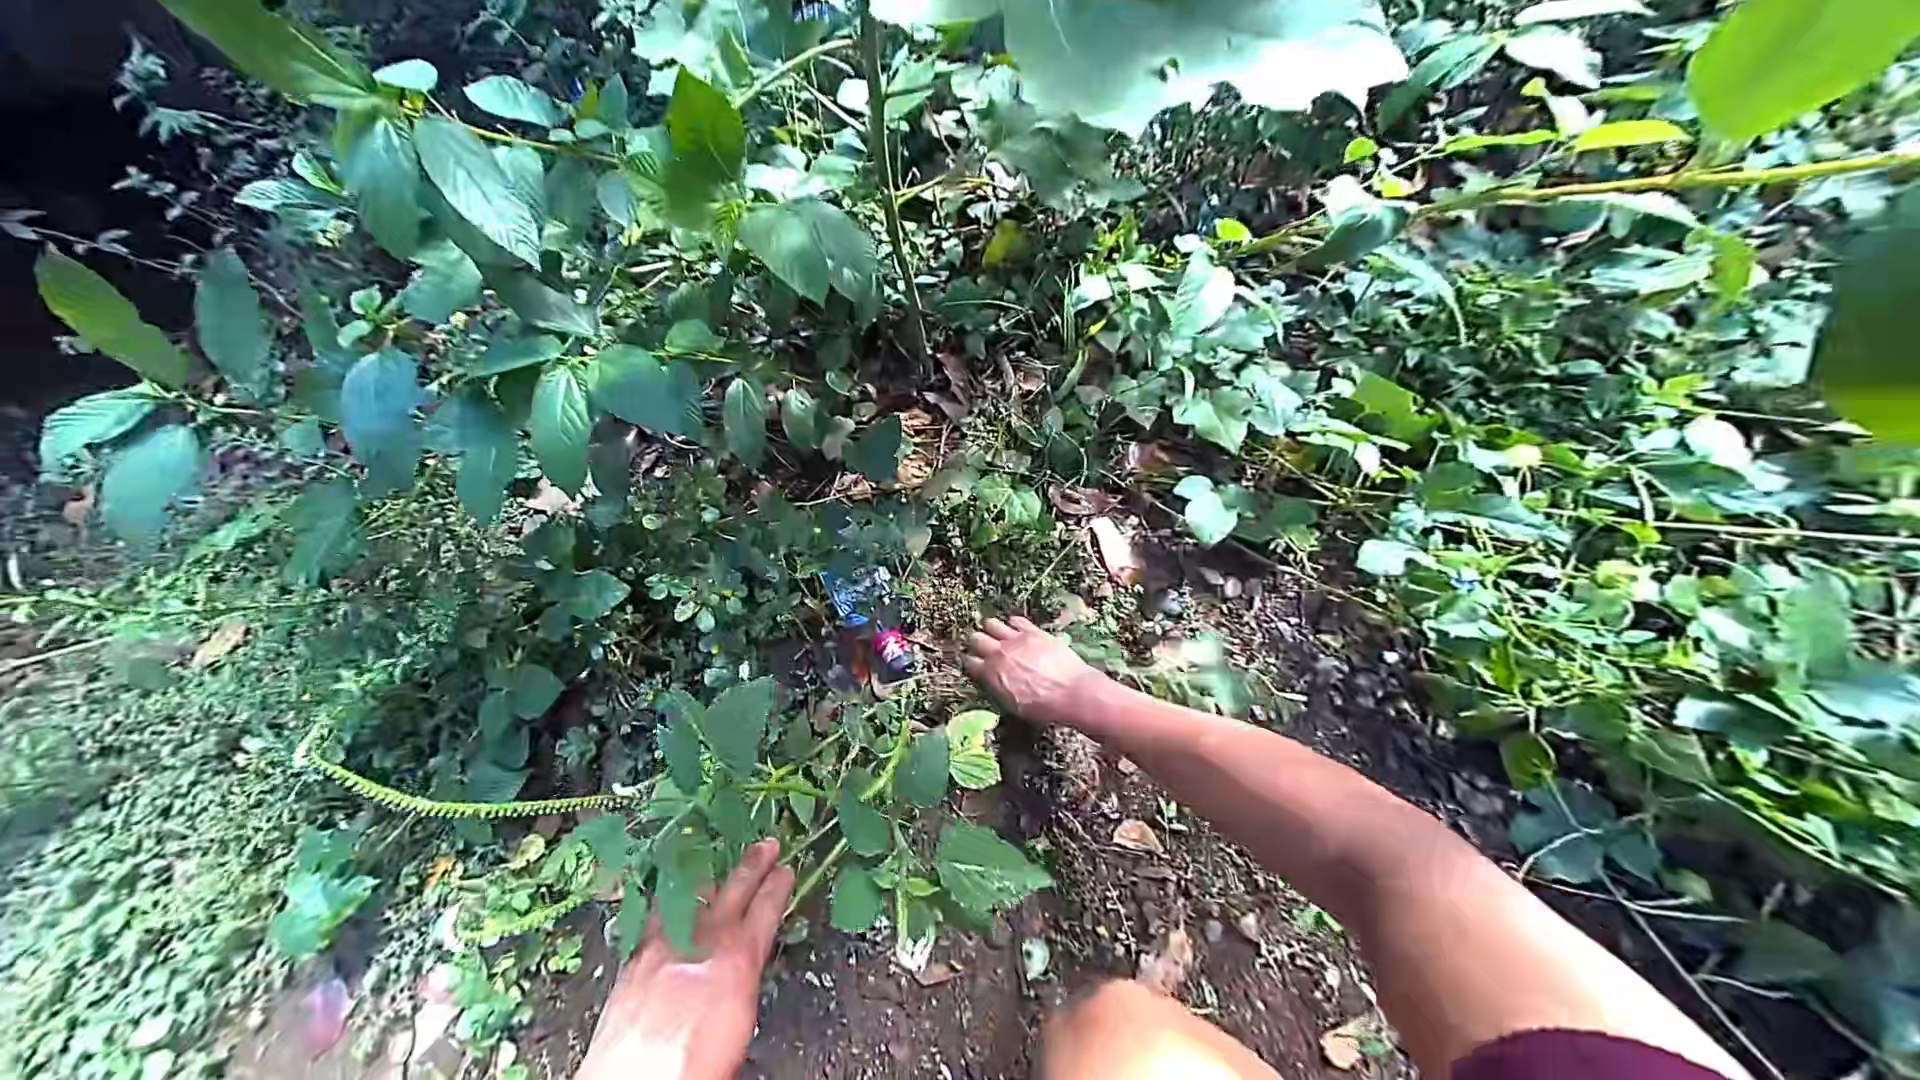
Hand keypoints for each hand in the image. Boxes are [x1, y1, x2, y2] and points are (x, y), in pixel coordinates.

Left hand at [576, 838, 793, 1079]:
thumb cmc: (695, 1067)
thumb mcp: (742, 1018)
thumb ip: (746, 976)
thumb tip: (748, 960)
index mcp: (738, 958)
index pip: (767, 907)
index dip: (779, 885)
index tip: (786, 869)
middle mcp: (704, 941)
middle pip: (735, 890)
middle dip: (754, 864)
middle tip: (768, 844)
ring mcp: (667, 944)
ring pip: (695, 896)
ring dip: (713, 879)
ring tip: (722, 867)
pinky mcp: (636, 959)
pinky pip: (658, 916)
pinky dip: (671, 903)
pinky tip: (673, 899)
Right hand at [962, 616, 1105, 727]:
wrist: (1071, 692)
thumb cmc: (1044, 706)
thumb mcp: (1014, 706)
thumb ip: (999, 688)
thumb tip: (994, 682)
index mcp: (991, 674)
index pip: (970, 662)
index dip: (971, 662)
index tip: (975, 663)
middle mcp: (999, 653)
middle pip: (976, 639)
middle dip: (977, 642)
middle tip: (983, 646)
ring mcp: (1015, 640)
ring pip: (992, 624)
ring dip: (991, 629)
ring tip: (996, 633)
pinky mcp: (1033, 632)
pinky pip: (1016, 620)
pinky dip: (1013, 623)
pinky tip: (1017, 628)